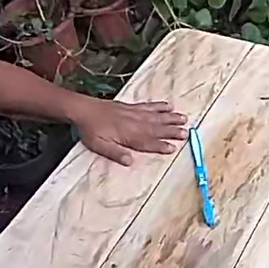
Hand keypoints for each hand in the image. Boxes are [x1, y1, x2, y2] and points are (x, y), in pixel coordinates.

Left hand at [72, 97, 188, 165]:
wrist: (82, 109)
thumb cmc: (90, 130)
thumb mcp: (99, 146)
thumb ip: (115, 153)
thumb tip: (129, 161)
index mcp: (128, 135)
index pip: (147, 141)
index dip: (160, 145)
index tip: (173, 147)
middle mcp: (134, 123)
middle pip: (156, 128)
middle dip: (171, 131)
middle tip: (186, 133)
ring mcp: (134, 113)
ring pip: (156, 116)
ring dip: (170, 118)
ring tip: (184, 119)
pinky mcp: (131, 106)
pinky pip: (149, 106)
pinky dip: (159, 106)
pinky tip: (169, 106)